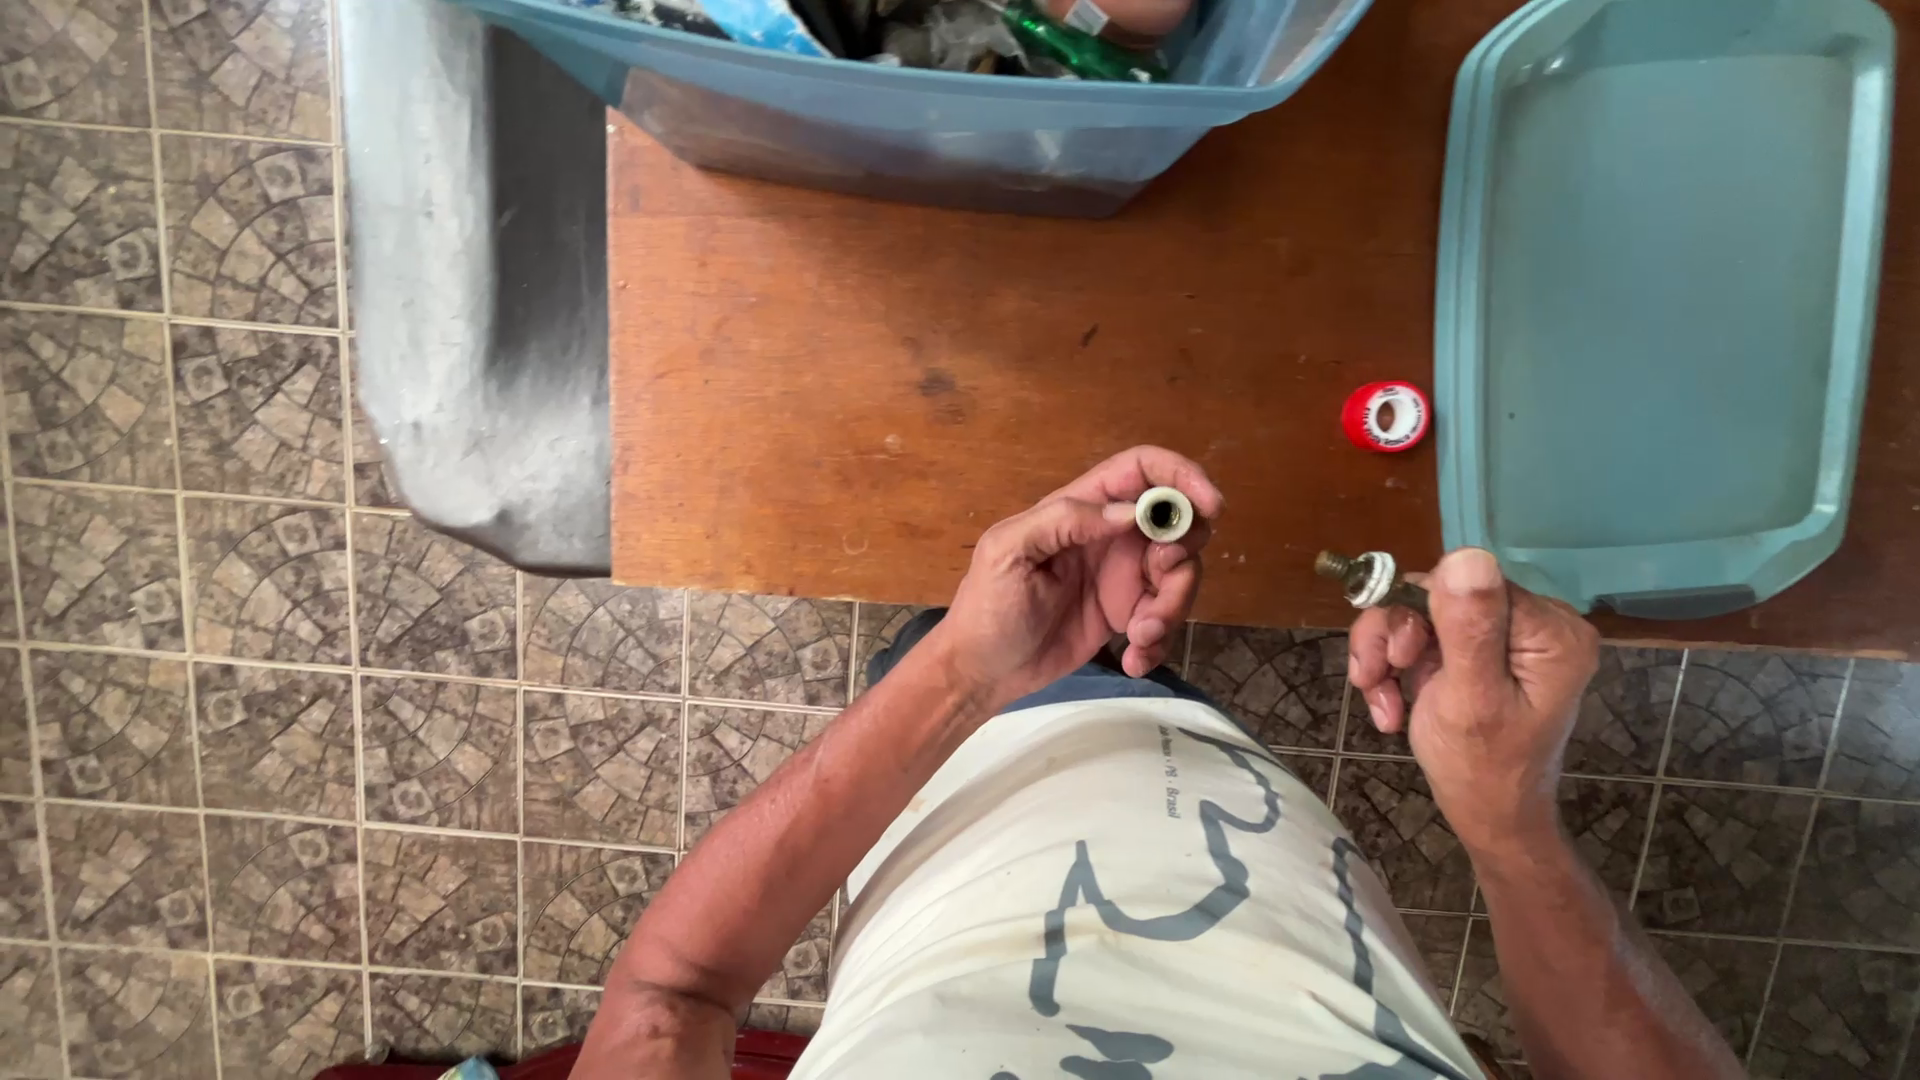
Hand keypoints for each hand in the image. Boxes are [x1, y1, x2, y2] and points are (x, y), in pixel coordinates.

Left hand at [923, 447, 1223, 710]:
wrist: (982, 671)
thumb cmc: (987, 606)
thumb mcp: (1008, 552)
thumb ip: (1062, 520)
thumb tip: (1129, 513)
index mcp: (1079, 507)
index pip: (1141, 470)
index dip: (1180, 476)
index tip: (1209, 506)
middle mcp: (1108, 535)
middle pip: (1175, 523)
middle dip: (1182, 553)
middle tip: (1158, 584)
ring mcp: (1121, 576)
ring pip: (1179, 573)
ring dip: (1171, 606)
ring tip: (1138, 637)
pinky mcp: (1127, 614)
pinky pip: (1166, 616)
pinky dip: (1161, 640)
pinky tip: (1133, 659)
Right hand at [1346, 548, 1600, 855]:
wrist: (1485, 816)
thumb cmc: (1481, 766)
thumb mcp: (1470, 697)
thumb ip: (1468, 628)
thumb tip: (1467, 555)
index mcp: (1548, 630)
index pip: (1462, 583)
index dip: (1416, 613)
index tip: (1396, 659)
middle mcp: (1530, 624)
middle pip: (1432, 596)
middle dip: (1390, 639)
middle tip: (1374, 679)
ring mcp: (1499, 638)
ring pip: (1413, 615)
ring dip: (1382, 658)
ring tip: (1381, 702)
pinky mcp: (1471, 652)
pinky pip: (1414, 638)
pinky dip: (1392, 670)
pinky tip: (1391, 705)